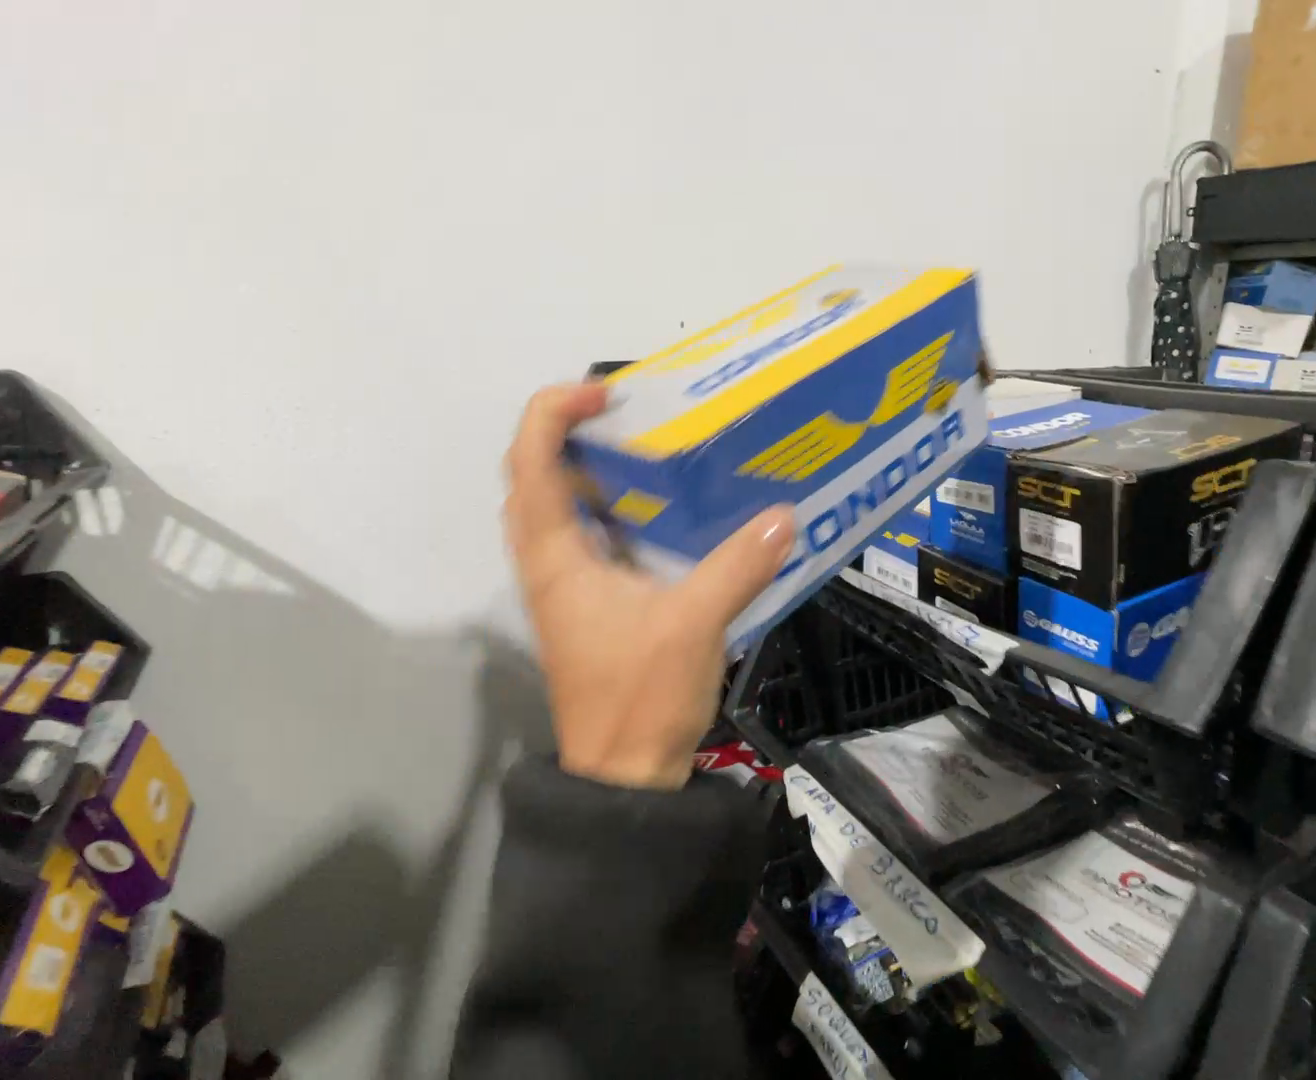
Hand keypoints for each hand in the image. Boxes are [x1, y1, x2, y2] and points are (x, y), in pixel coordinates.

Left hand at [503, 382, 794, 789]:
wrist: (624, 774)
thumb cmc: (640, 695)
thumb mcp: (695, 623)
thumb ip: (738, 565)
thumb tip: (786, 513)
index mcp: (555, 555)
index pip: (530, 460)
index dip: (554, 411)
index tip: (606, 393)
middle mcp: (549, 562)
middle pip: (537, 476)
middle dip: (573, 434)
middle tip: (633, 418)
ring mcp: (566, 586)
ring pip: (562, 509)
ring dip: (594, 472)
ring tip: (652, 452)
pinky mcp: (589, 606)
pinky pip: (591, 539)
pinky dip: (616, 511)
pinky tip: (666, 513)